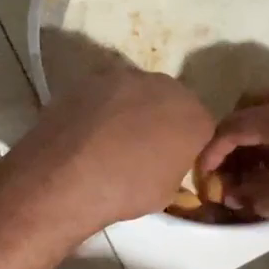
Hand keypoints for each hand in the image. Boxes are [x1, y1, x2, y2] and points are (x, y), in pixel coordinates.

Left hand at [0, 68, 213, 233]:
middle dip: (160, 120)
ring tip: (109, 139)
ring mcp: (123, 77)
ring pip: (134, 92)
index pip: (201, 127)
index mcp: (193, 116)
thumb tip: (163, 159)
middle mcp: (164, 86)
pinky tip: (86, 131)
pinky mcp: (89, 78)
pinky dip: (99, 108)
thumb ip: (174, 165)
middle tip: (142, 148)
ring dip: (128, 110)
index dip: (188, 146)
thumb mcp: (166, 191)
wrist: (67, 176)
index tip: (173, 162)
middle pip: (169, 100)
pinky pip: (103, 94)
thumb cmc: (126, 191)